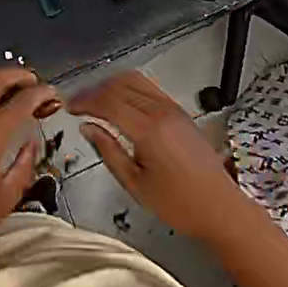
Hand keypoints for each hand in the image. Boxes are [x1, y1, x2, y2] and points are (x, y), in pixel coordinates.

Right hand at [69, 73, 256, 242]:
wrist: (218, 205)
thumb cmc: (177, 203)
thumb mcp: (135, 184)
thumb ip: (109, 151)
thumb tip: (87, 127)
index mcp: (149, 129)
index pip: (109, 102)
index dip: (86, 101)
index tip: (68, 107)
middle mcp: (162, 111)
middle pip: (121, 84)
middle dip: (95, 90)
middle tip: (77, 103)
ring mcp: (173, 107)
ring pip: (136, 80)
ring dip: (112, 85)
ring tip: (94, 101)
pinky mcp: (180, 111)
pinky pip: (150, 88)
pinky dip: (129, 88)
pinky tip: (118, 103)